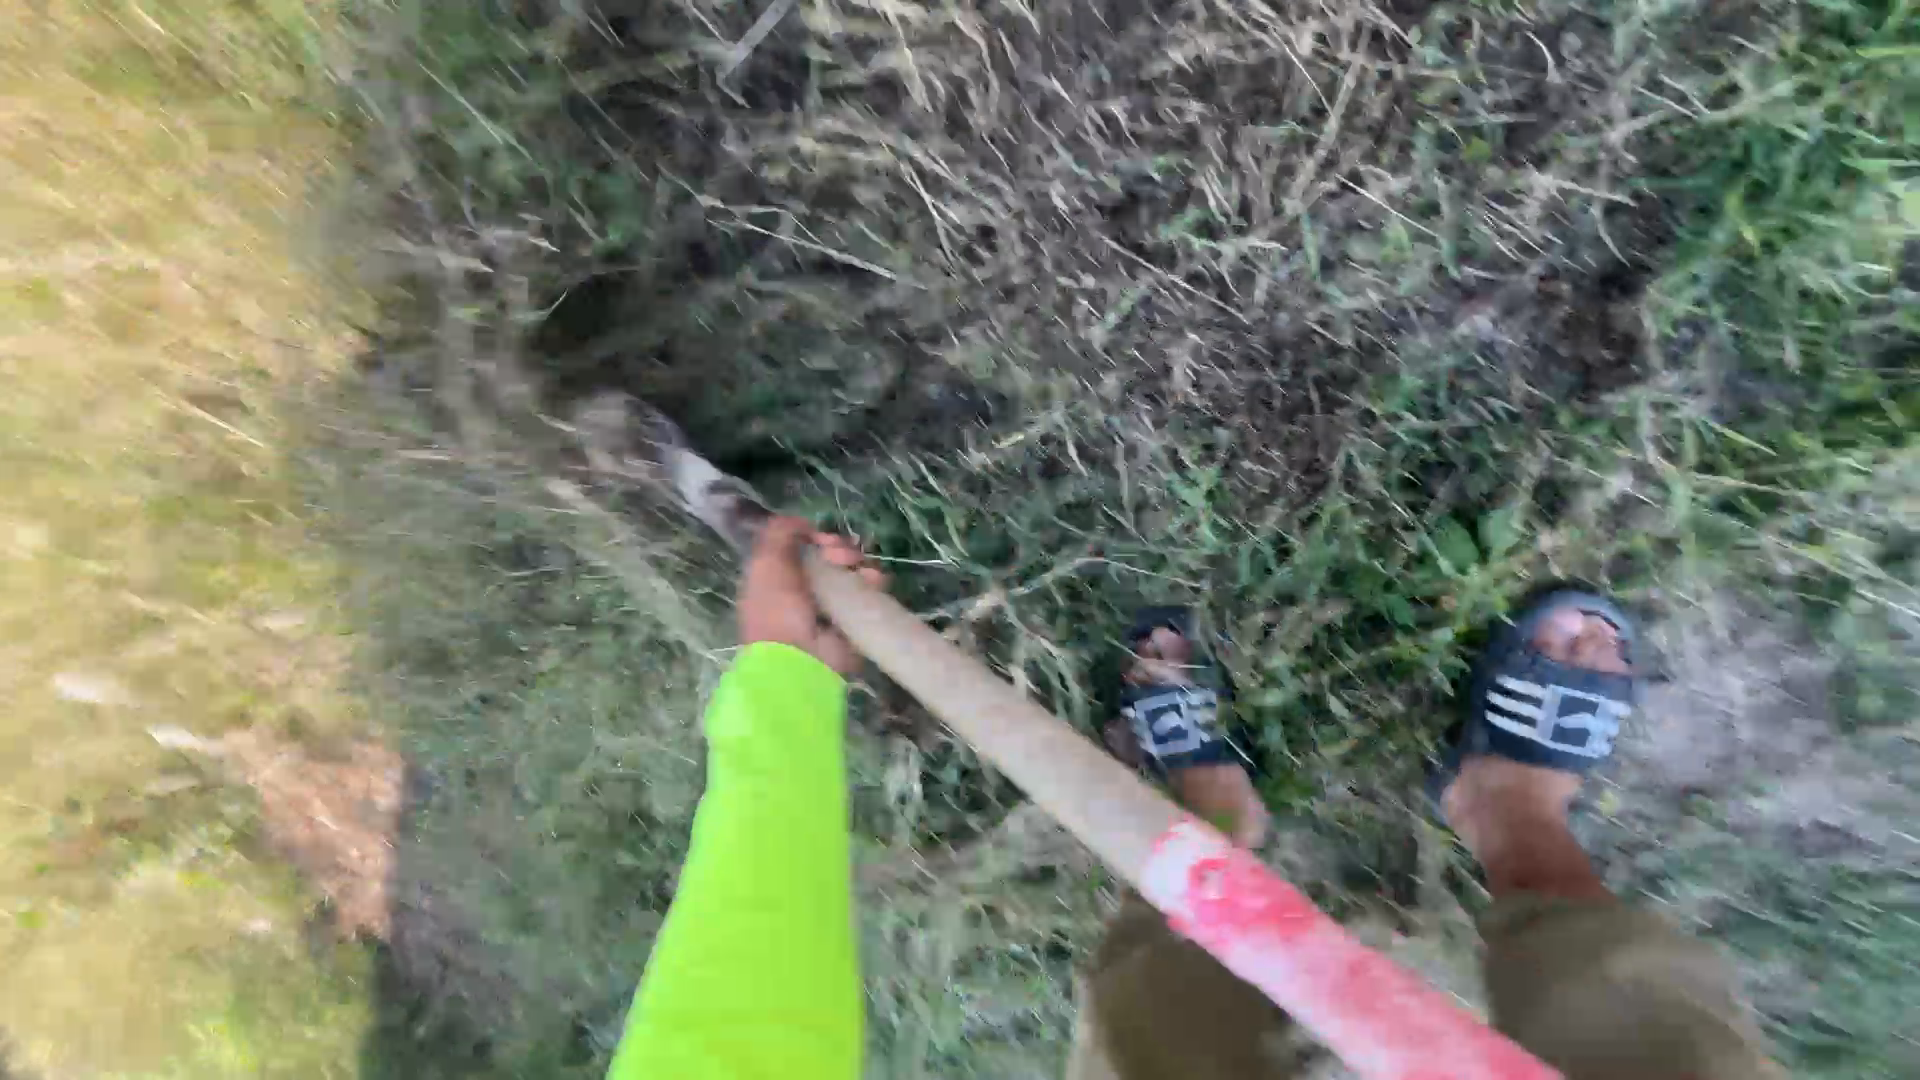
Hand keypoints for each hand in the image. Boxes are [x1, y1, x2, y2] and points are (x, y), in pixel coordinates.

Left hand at [737, 516, 884, 674]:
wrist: (798, 658)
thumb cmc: (776, 609)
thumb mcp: (766, 563)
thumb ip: (779, 534)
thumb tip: (802, 522)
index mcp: (782, 576)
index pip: (805, 547)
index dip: (815, 537)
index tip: (819, 538)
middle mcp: (808, 588)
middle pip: (832, 555)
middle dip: (839, 547)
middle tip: (839, 555)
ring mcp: (834, 604)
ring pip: (854, 569)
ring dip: (858, 561)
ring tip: (856, 567)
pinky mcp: (856, 617)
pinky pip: (871, 590)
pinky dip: (874, 580)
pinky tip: (872, 579)